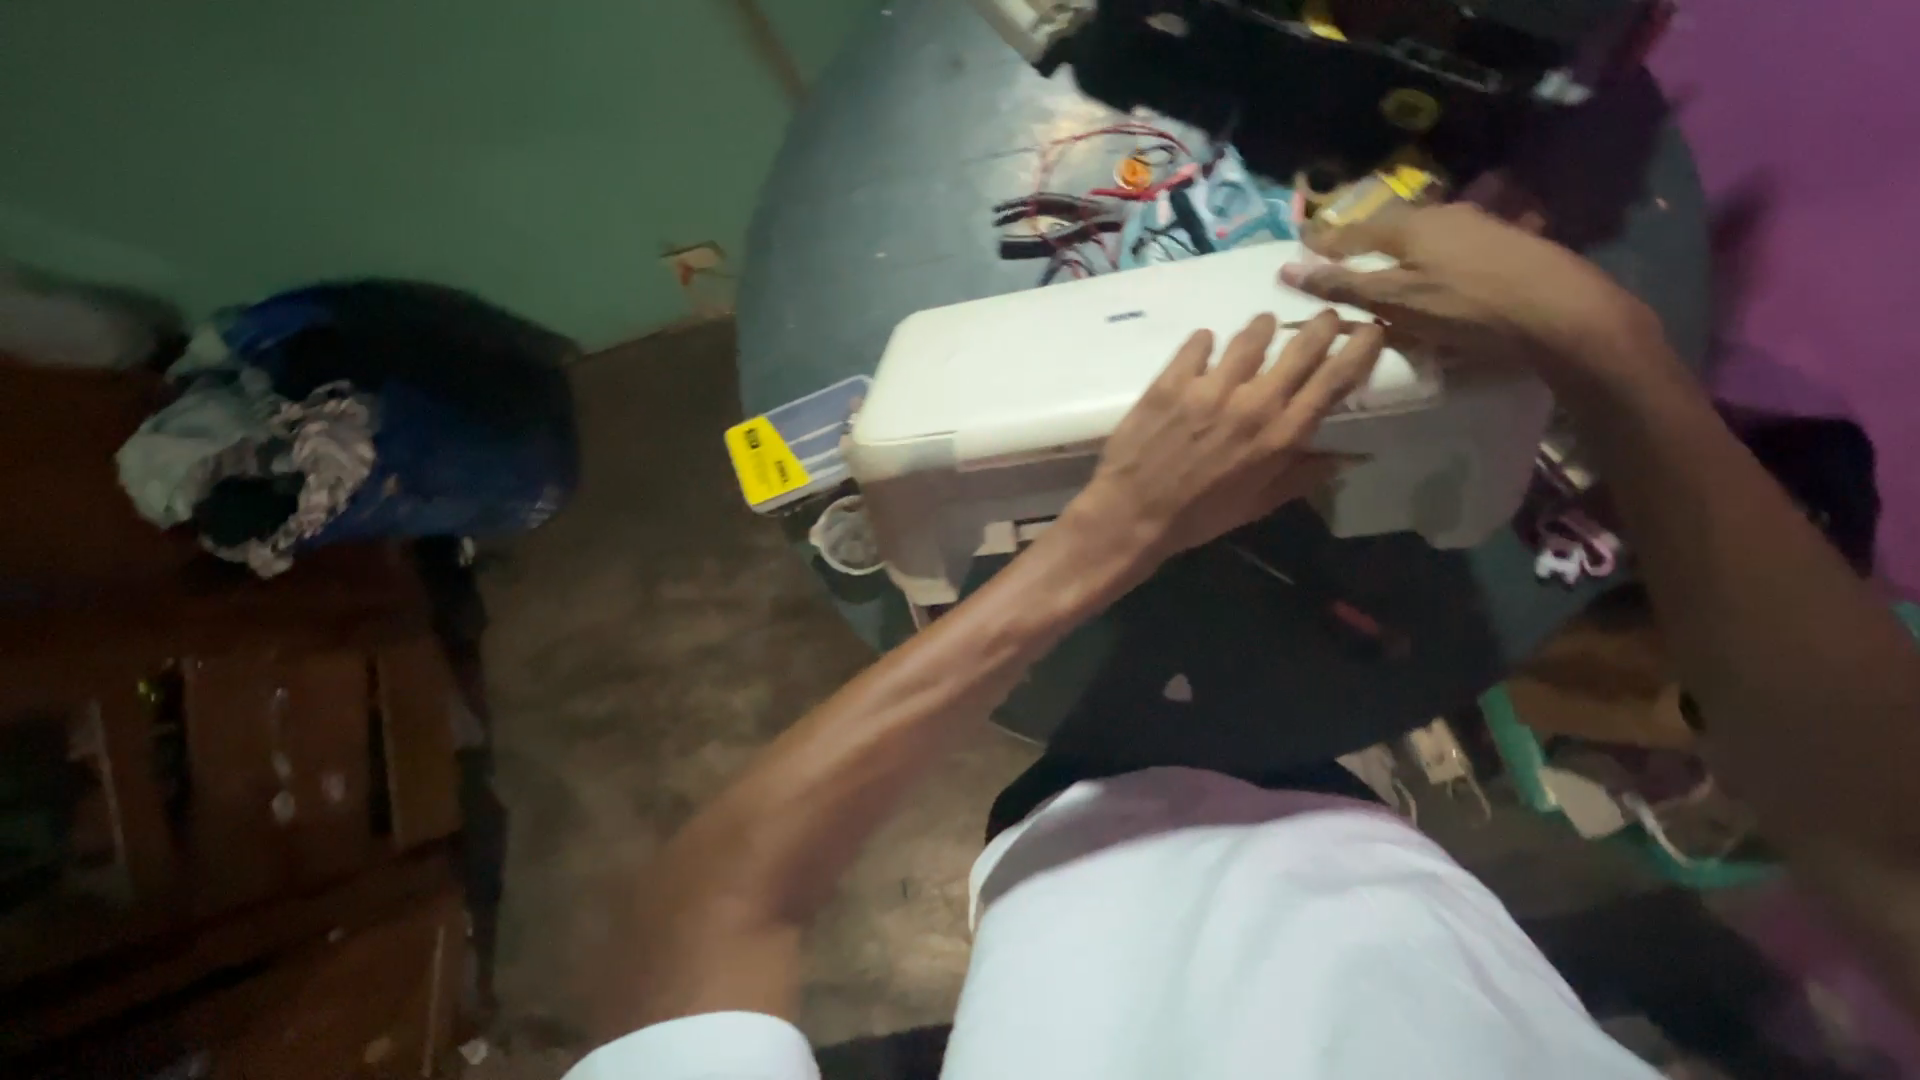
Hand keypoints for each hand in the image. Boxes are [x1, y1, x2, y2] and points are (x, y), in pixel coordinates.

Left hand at [1069, 310, 1383, 571]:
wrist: (1132, 514)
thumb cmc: (1199, 516)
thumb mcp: (1260, 503)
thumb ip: (1305, 473)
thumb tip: (1353, 455)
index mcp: (1281, 434)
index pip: (1336, 378)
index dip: (1360, 348)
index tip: (1369, 329)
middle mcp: (1253, 402)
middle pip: (1302, 345)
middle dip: (1321, 326)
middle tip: (1323, 318)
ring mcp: (1210, 387)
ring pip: (1251, 335)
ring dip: (1263, 329)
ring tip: (1263, 329)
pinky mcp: (1172, 380)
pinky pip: (1199, 343)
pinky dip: (1206, 342)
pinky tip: (1206, 346)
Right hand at [1281, 204, 1659, 371]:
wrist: (1561, 311)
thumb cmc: (1466, 307)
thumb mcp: (1395, 301)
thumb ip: (1343, 286)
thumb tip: (1289, 269)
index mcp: (1412, 225)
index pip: (1354, 231)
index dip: (1325, 244)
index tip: (1299, 252)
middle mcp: (1446, 215)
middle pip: (1392, 227)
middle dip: (1363, 242)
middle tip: (1340, 257)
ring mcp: (1481, 226)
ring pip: (1425, 236)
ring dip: (1399, 251)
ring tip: (1385, 268)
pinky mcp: (1507, 245)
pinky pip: (1451, 248)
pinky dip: (1429, 260)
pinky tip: (1434, 277)